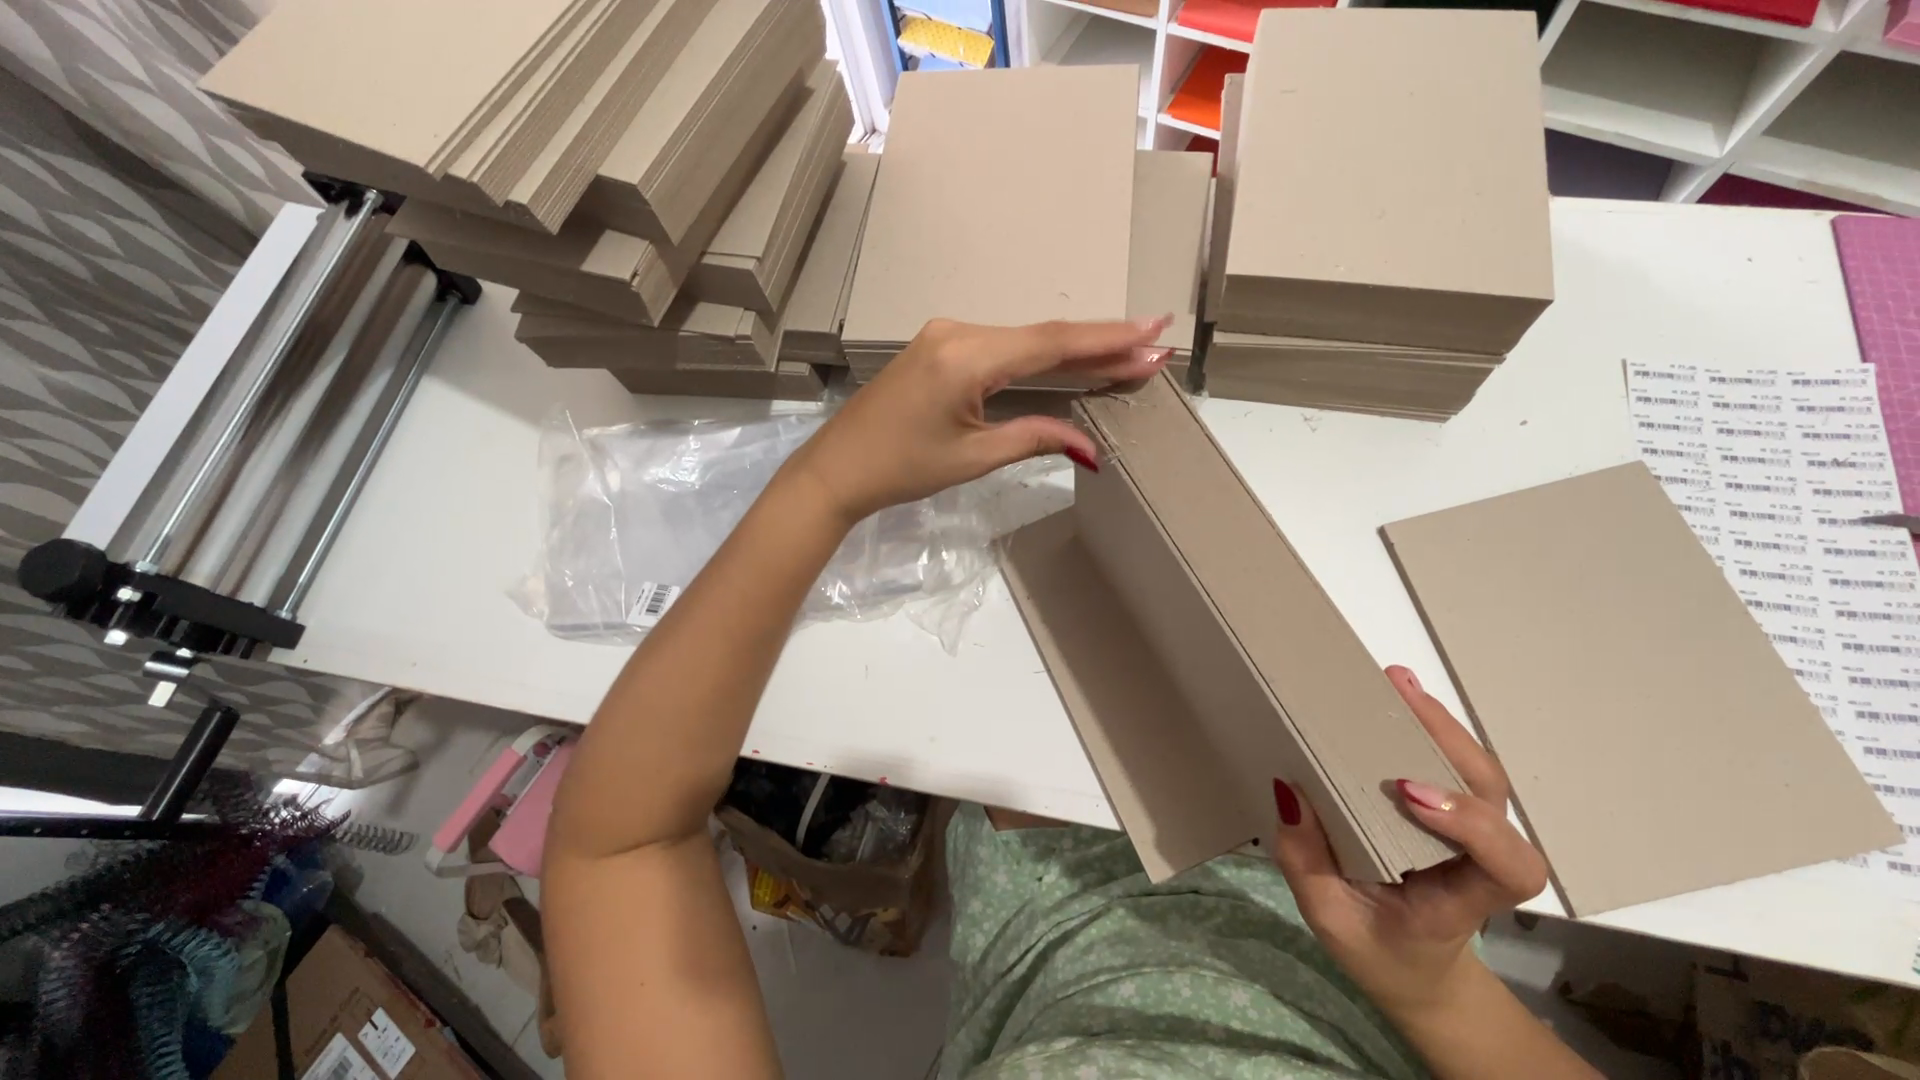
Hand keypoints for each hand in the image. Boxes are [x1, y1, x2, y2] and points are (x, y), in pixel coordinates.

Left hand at [783, 316, 1172, 524]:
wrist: (838, 467)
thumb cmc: (901, 468)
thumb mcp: (974, 457)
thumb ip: (1035, 439)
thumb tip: (1091, 448)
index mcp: (967, 356)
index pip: (1052, 343)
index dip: (1107, 338)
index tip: (1154, 332)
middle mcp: (959, 332)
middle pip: (1043, 336)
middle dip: (1100, 343)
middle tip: (1154, 347)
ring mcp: (946, 335)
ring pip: (1024, 339)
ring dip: (1073, 349)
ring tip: (1125, 355)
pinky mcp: (939, 347)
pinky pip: (1002, 345)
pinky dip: (1039, 354)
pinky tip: (1070, 359)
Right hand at [1271, 665, 1548, 1021]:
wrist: (1416, 968)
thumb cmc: (1379, 950)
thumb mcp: (1330, 919)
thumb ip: (1307, 863)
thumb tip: (1289, 790)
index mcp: (1461, 900)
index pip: (1505, 866)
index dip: (1471, 824)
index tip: (1406, 794)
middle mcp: (1479, 859)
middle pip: (1492, 795)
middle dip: (1450, 743)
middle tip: (1399, 697)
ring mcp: (1470, 831)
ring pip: (1478, 773)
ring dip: (1440, 724)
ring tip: (1395, 682)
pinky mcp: (1450, 813)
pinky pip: (1452, 768)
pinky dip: (1428, 729)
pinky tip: (1397, 698)